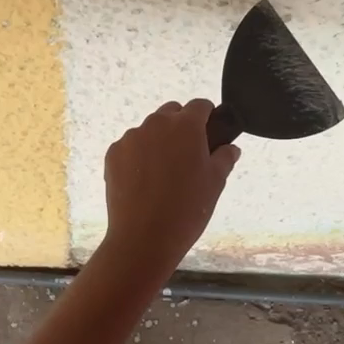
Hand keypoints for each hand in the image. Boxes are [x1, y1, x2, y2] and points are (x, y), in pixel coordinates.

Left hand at [99, 100, 241, 282]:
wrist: (143, 238)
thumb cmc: (187, 208)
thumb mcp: (215, 183)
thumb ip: (224, 158)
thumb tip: (230, 147)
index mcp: (186, 126)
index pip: (199, 105)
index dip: (207, 116)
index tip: (210, 133)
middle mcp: (156, 123)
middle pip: (172, 113)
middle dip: (181, 126)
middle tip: (187, 157)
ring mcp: (131, 138)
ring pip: (149, 129)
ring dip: (158, 141)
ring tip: (163, 174)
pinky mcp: (113, 154)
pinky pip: (130, 146)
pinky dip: (138, 156)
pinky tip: (143, 182)